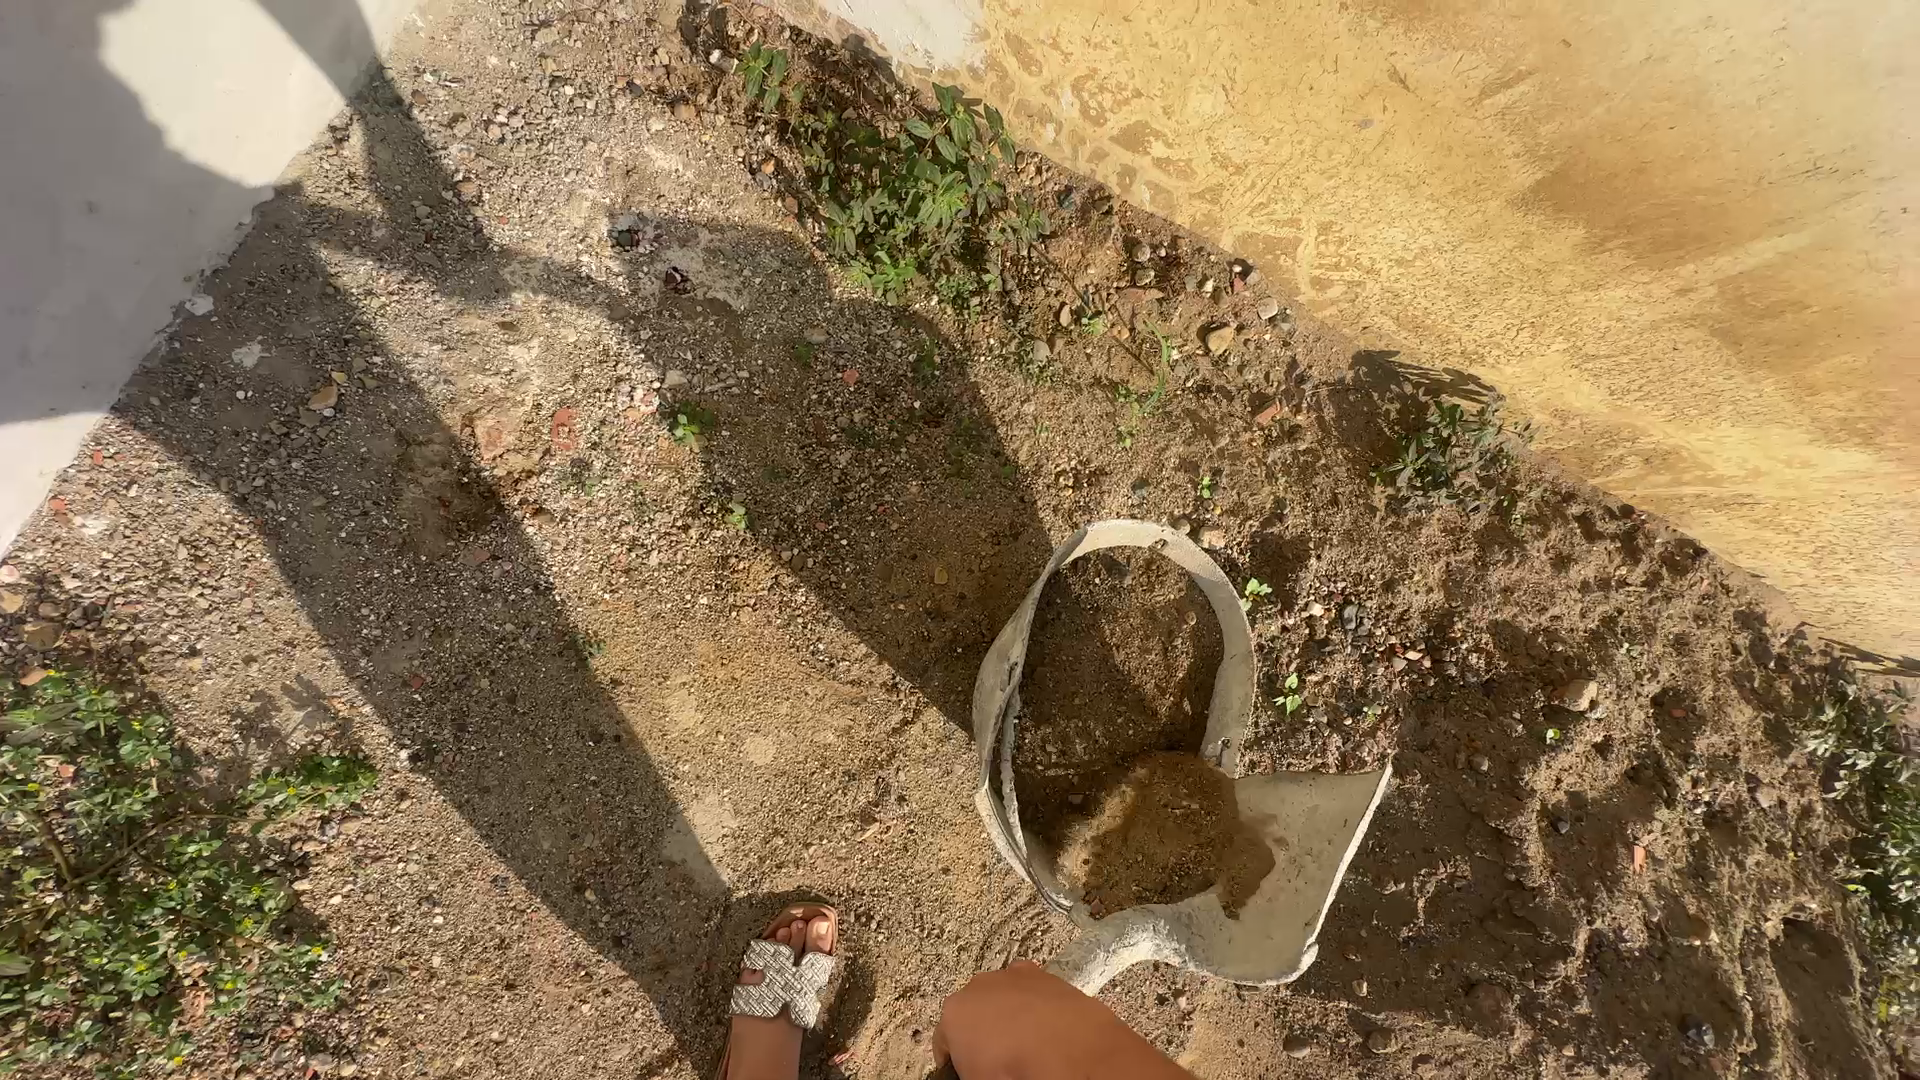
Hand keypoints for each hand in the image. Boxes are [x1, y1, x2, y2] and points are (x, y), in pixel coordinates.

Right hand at [933, 961, 1192, 1079]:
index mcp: (954, 1013)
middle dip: (982, 1034)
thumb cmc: (1013, 1073)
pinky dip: (1035, 1007)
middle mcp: (977, 985)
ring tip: (1030, 1047)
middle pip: (973, 1014)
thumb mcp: (978, 1078)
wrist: (1068, 1049)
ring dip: (1009, 1017)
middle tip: (1001, 1063)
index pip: (944, 1044)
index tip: (972, 1075)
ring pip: (1003, 999)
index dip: (956, 1064)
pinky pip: (1030, 992)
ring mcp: (1011, 975)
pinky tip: (1050, 1030)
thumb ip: (972, 1069)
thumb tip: (983, 1067)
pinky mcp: (1042, 973)